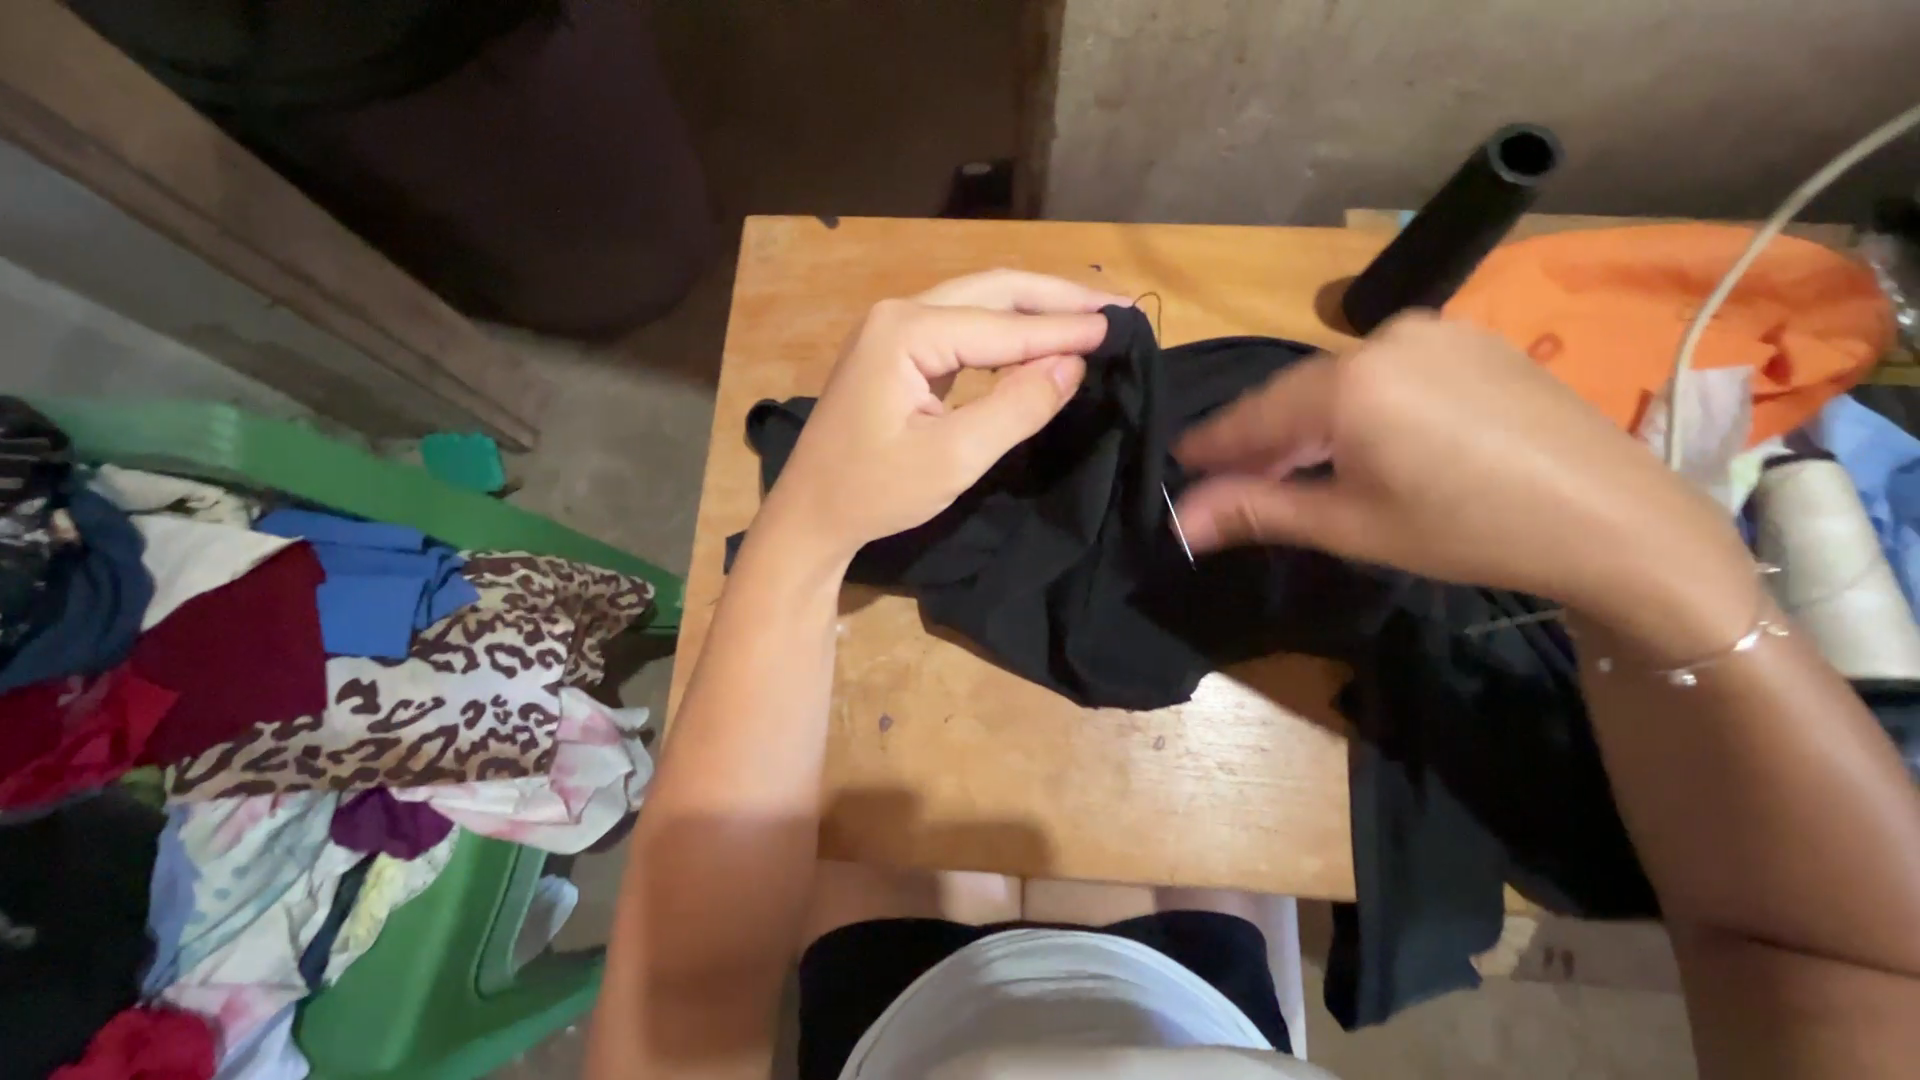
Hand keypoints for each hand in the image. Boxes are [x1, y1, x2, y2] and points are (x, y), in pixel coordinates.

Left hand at [757, 270, 1126, 559]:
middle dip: (1056, 299)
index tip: (1122, 326)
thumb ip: (1016, 407)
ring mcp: (893, 330)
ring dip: (1034, 309)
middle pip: (993, 291)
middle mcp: (898, 314)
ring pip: (979, 303)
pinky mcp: (896, 351)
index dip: (1064, 328)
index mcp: (906, 331)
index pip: (1003, 324)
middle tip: (1117, 306)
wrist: (810, 514)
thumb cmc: (874, 492)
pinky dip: (1006, 332)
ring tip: (1090, 315)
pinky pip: (963, 328)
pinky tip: (1037, 339)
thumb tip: (1074, 363)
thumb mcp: (953, 458)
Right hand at [1172, 312, 1755, 622]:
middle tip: (1236, 478)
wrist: (1613, 519)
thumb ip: (1255, 509)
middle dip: (1264, 438)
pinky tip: (1362, 441)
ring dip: (1310, 423)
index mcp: (1347, 380)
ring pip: (1341, 380)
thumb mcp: (1348, 525)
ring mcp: (1435, 332)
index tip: (1181, 460)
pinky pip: (1388, 372)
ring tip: (1297, 466)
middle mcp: (1384, 338)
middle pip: (1297, 393)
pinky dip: (1359, 405)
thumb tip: (1179, 521)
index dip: (1214, 443)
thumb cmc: (1465, 529)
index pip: (1254, 413)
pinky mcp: (1472, 341)